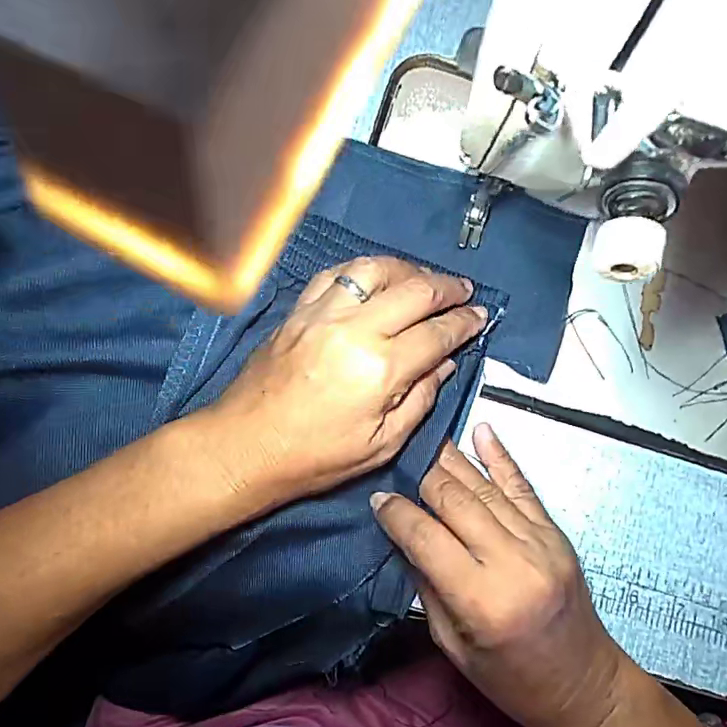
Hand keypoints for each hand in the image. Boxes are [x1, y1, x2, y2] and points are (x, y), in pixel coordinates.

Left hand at [198, 256, 486, 505]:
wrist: (246, 445)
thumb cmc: (313, 457)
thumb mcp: (381, 445)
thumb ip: (420, 401)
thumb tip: (444, 365)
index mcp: (380, 369)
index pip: (437, 333)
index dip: (465, 323)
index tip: (480, 317)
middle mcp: (354, 330)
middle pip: (414, 291)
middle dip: (447, 288)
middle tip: (463, 292)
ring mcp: (321, 314)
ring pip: (375, 270)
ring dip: (407, 269)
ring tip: (423, 279)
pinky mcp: (298, 312)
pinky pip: (336, 275)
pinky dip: (363, 271)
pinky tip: (374, 279)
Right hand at [371, 423, 633, 726]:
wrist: (584, 687)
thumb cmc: (512, 680)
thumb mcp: (451, 644)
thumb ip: (426, 584)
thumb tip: (402, 536)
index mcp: (482, 599)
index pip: (425, 536)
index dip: (395, 513)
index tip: (376, 499)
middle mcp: (512, 562)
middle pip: (454, 500)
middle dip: (419, 478)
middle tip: (395, 463)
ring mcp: (540, 543)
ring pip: (484, 488)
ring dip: (450, 461)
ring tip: (423, 440)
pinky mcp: (555, 535)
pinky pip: (523, 487)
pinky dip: (501, 457)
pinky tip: (482, 431)